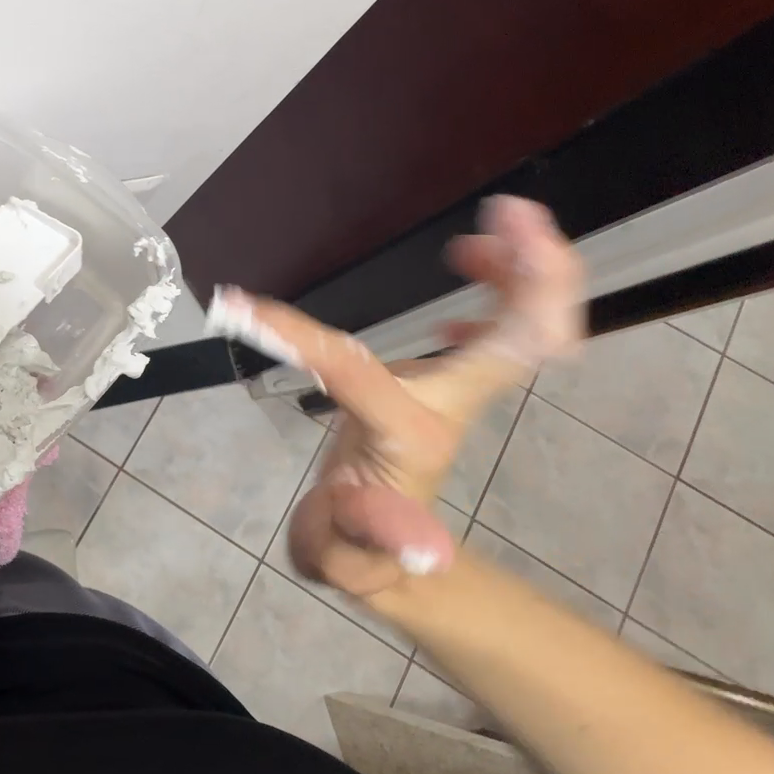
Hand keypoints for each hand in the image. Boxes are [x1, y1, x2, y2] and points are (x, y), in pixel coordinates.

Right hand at [227, 196, 584, 596]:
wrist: (387, 560)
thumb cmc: (353, 551)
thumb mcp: (343, 555)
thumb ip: (364, 543)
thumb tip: (419, 548)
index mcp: (408, 435)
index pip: (357, 371)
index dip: (299, 336)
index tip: (241, 308)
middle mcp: (447, 407)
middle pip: (524, 338)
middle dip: (531, 275)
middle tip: (505, 213)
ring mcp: (454, 394)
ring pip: (524, 325)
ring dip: (523, 272)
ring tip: (485, 232)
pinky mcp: (447, 387)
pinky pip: (502, 330)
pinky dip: (503, 292)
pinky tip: (471, 273)